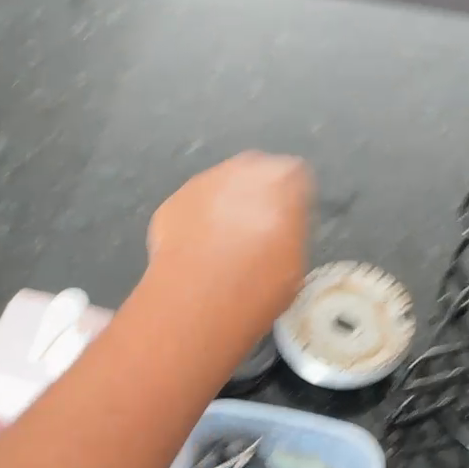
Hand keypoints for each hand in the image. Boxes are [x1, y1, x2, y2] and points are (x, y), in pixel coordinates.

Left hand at [145, 152, 314, 328]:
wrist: (198, 299)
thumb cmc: (258, 286)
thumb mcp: (294, 266)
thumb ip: (290, 236)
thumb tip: (280, 237)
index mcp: (286, 178)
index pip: (296, 181)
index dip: (290, 207)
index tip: (285, 230)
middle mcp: (245, 168)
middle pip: (256, 176)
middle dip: (255, 200)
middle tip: (254, 237)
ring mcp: (203, 181)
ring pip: (220, 190)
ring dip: (223, 210)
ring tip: (221, 249)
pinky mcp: (172, 201)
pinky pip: (191, 209)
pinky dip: (194, 224)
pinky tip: (194, 254)